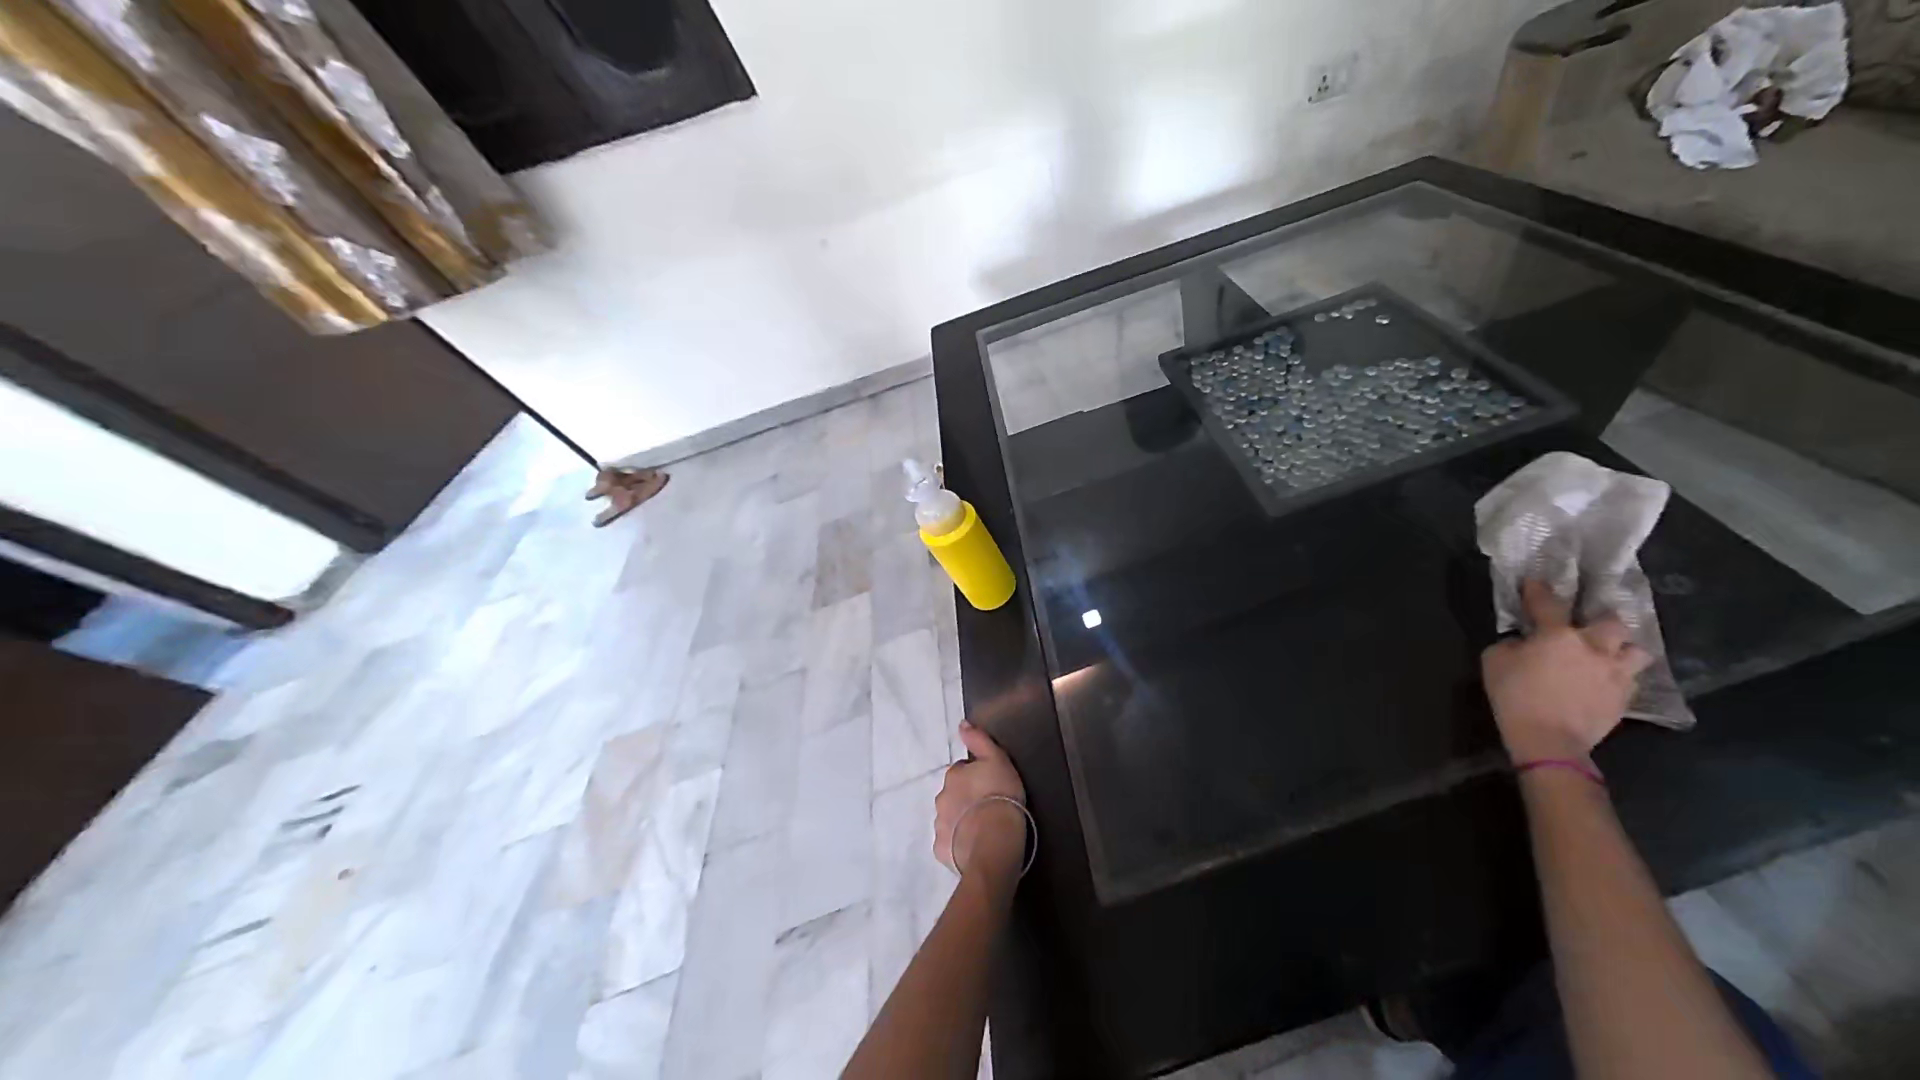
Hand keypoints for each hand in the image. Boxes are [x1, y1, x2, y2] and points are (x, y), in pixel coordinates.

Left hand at [934, 722, 1027, 880]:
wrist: (994, 840)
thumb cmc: (999, 795)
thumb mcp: (997, 760)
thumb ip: (979, 740)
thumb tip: (962, 724)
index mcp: (953, 776)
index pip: (961, 771)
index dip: (976, 777)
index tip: (990, 785)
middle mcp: (941, 798)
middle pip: (953, 795)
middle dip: (965, 799)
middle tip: (988, 807)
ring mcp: (940, 825)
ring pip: (950, 819)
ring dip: (962, 821)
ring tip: (984, 829)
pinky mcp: (942, 850)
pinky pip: (950, 844)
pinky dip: (958, 844)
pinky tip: (974, 846)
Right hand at [1482, 580, 1652, 764]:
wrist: (1549, 740)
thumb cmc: (1514, 696)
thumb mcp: (1493, 662)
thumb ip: (1510, 645)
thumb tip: (1523, 642)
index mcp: (1557, 636)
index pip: (1547, 603)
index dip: (1538, 590)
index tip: (1534, 583)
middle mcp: (1594, 647)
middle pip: (1611, 622)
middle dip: (1599, 621)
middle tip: (1585, 627)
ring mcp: (1615, 672)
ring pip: (1636, 650)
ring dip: (1621, 649)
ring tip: (1607, 655)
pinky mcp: (1625, 696)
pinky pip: (1631, 678)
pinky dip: (1619, 675)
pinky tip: (1604, 681)